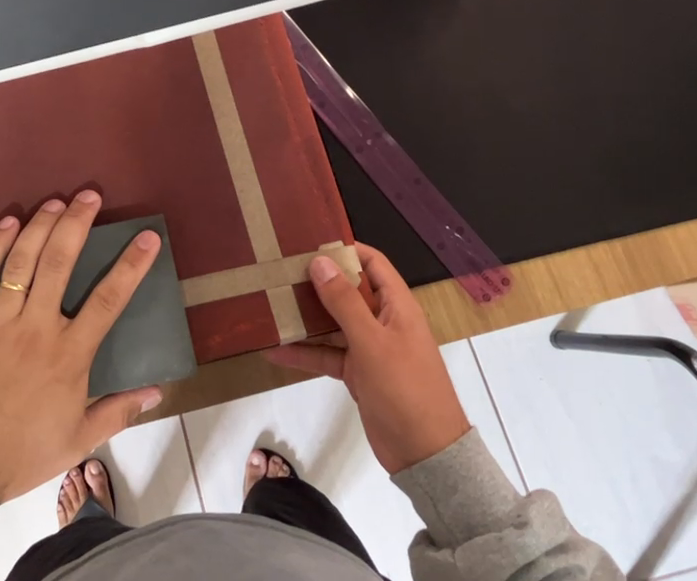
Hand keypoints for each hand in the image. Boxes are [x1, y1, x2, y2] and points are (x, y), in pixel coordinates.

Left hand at [0, 191, 163, 501]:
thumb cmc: (19, 455)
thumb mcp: (77, 440)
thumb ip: (118, 411)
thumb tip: (158, 392)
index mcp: (69, 356)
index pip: (109, 300)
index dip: (131, 265)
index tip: (147, 237)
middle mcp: (36, 328)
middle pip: (61, 263)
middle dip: (77, 223)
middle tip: (89, 195)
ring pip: (22, 261)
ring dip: (40, 226)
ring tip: (56, 201)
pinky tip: (9, 223)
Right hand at [265, 244, 470, 472]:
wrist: (425, 454)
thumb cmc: (405, 389)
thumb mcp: (372, 342)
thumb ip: (344, 302)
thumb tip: (319, 261)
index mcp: (397, 306)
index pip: (372, 263)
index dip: (345, 249)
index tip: (308, 242)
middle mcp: (383, 321)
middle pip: (348, 290)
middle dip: (317, 280)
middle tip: (279, 269)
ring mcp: (370, 348)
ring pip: (333, 322)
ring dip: (306, 316)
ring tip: (270, 302)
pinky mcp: (358, 373)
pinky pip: (327, 354)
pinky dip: (305, 352)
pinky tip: (275, 351)